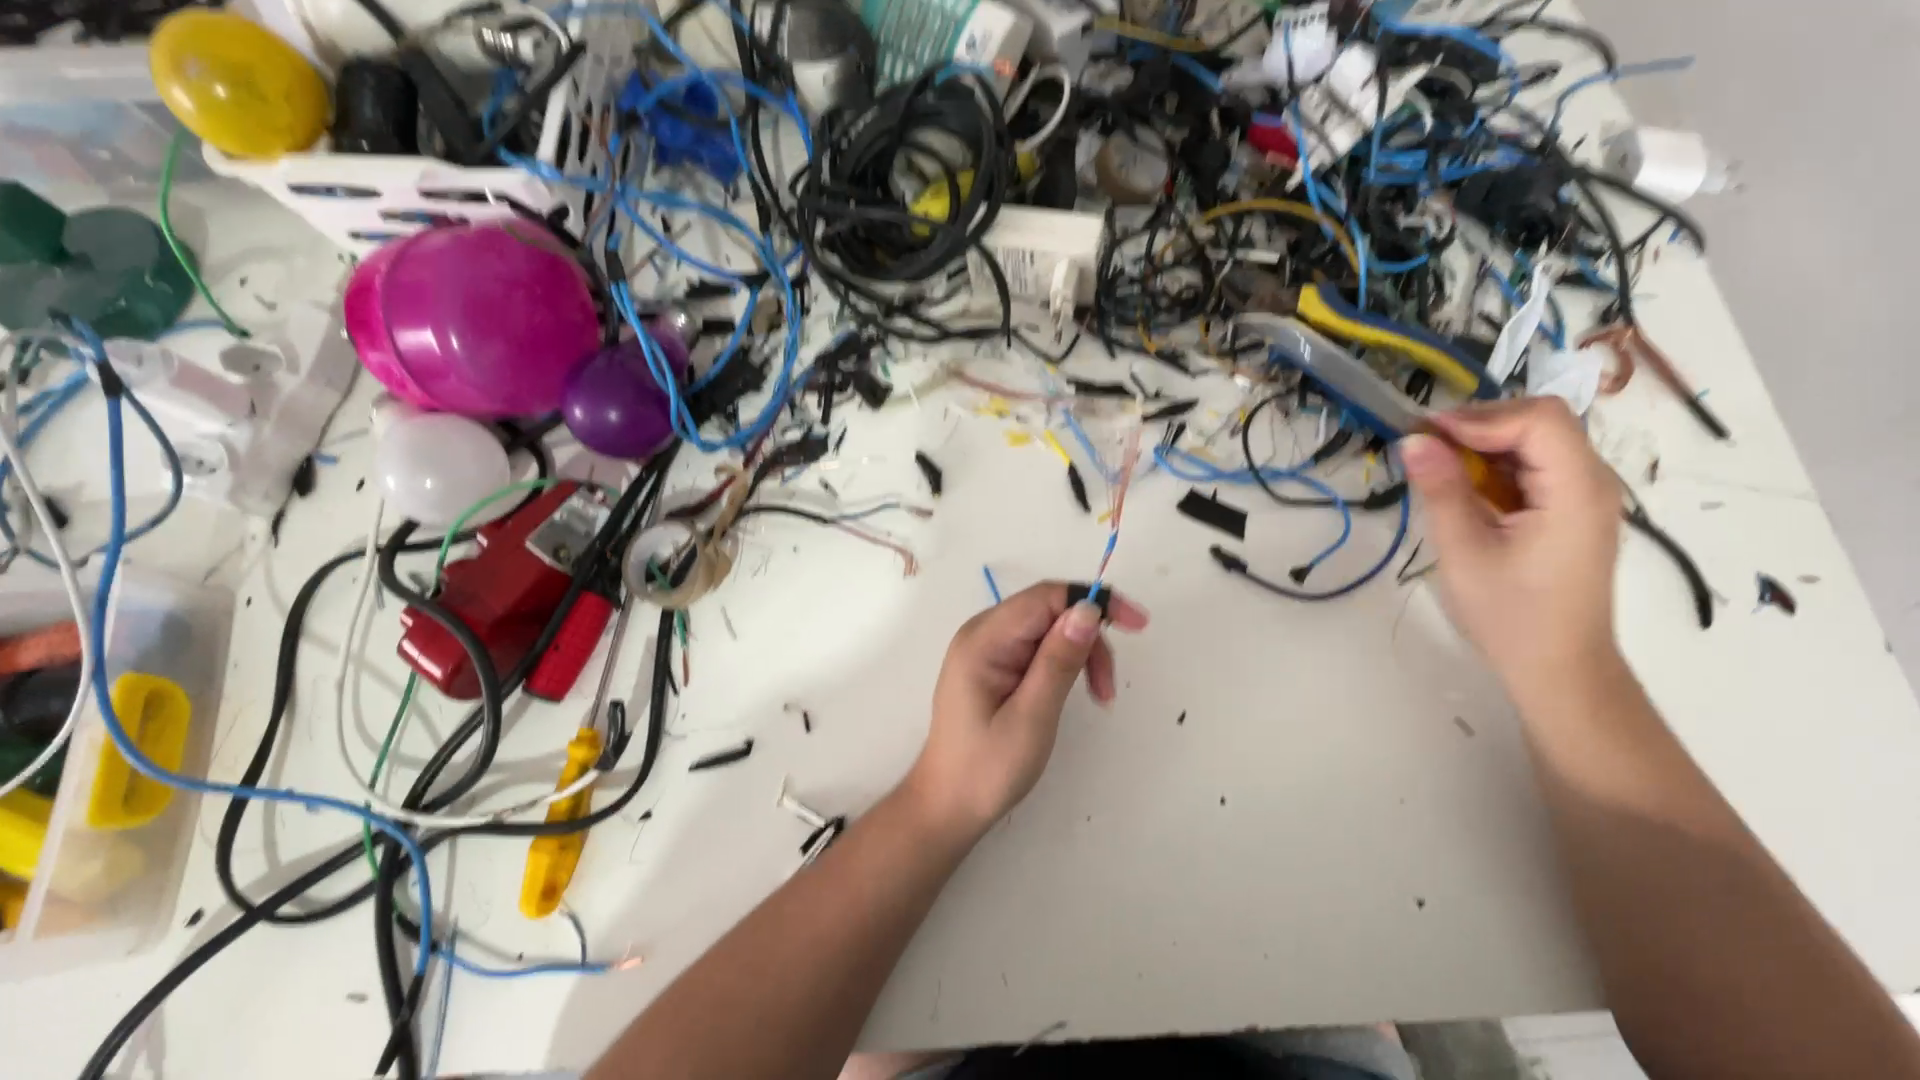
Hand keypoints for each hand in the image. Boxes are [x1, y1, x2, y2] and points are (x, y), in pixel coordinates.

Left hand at [904, 583, 1149, 842]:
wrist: (949, 805)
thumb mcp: (1031, 717)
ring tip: (1100, 698)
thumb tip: (1088, 609)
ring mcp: (988, 649)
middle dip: (1090, 638)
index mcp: (983, 640)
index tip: (1137, 625)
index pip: (1045, 597)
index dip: (1093, 602)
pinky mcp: (996, 666)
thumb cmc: (987, 769)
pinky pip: (1039, 647)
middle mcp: (983, 634)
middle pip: (1050, 610)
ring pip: (1049, 628)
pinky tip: (1080, 692)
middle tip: (1109, 687)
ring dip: (1082, 654)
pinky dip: (1066, 664)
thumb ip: (1058, 661)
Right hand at [1401, 398, 1621, 693]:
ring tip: (1439, 469)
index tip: (1425, 435)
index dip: (1478, 417)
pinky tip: (1467, 490)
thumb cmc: (1511, 616)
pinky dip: (1498, 466)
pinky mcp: (1573, 510)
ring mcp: (1587, 496)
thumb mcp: (1464, 552)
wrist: (1558, 668)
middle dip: (1480, 425)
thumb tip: (1413, 439)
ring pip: (1538, 441)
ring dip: (1485, 445)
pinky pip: (1538, 467)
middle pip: (1541, 422)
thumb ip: (1442, 490)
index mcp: (1576, 490)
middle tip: (1426, 448)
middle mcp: (1593, 482)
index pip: (1537, 419)